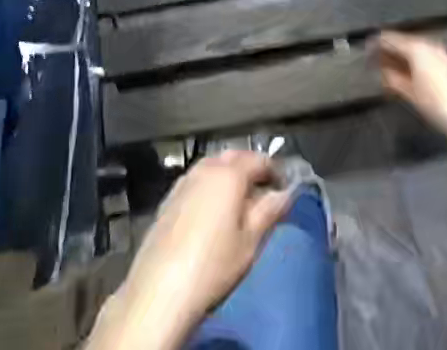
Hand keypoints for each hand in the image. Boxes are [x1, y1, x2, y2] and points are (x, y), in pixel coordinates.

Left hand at [92, 151, 292, 349]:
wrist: (160, 289)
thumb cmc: (213, 265)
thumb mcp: (249, 242)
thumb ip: (269, 211)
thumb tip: (285, 193)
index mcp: (228, 175)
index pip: (258, 159)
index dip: (274, 170)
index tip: (284, 187)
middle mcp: (204, 169)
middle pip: (233, 157)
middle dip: (251, 167)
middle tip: (265, 191)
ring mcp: (183, 182)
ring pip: (212, 166)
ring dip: (230, 175)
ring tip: (242, 201)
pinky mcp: (169, 198)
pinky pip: (197, 181)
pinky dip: (211, 186)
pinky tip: (214, 211)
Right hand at [372, 30, 446, 153]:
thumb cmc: (440, 106)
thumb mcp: (411, 94)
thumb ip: (393, 79)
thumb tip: (381, 71)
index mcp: (417, 47)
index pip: (389, 38)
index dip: (374, 44)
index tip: (362, 53)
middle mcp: (428, 45)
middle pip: (401, 42)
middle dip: (386, 51)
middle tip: (371, 63)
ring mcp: (440, 54)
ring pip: (412, 51)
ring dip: (399, 58)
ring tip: (385, 71)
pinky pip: (423, 57)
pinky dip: (411, 63)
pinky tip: (405, 76)